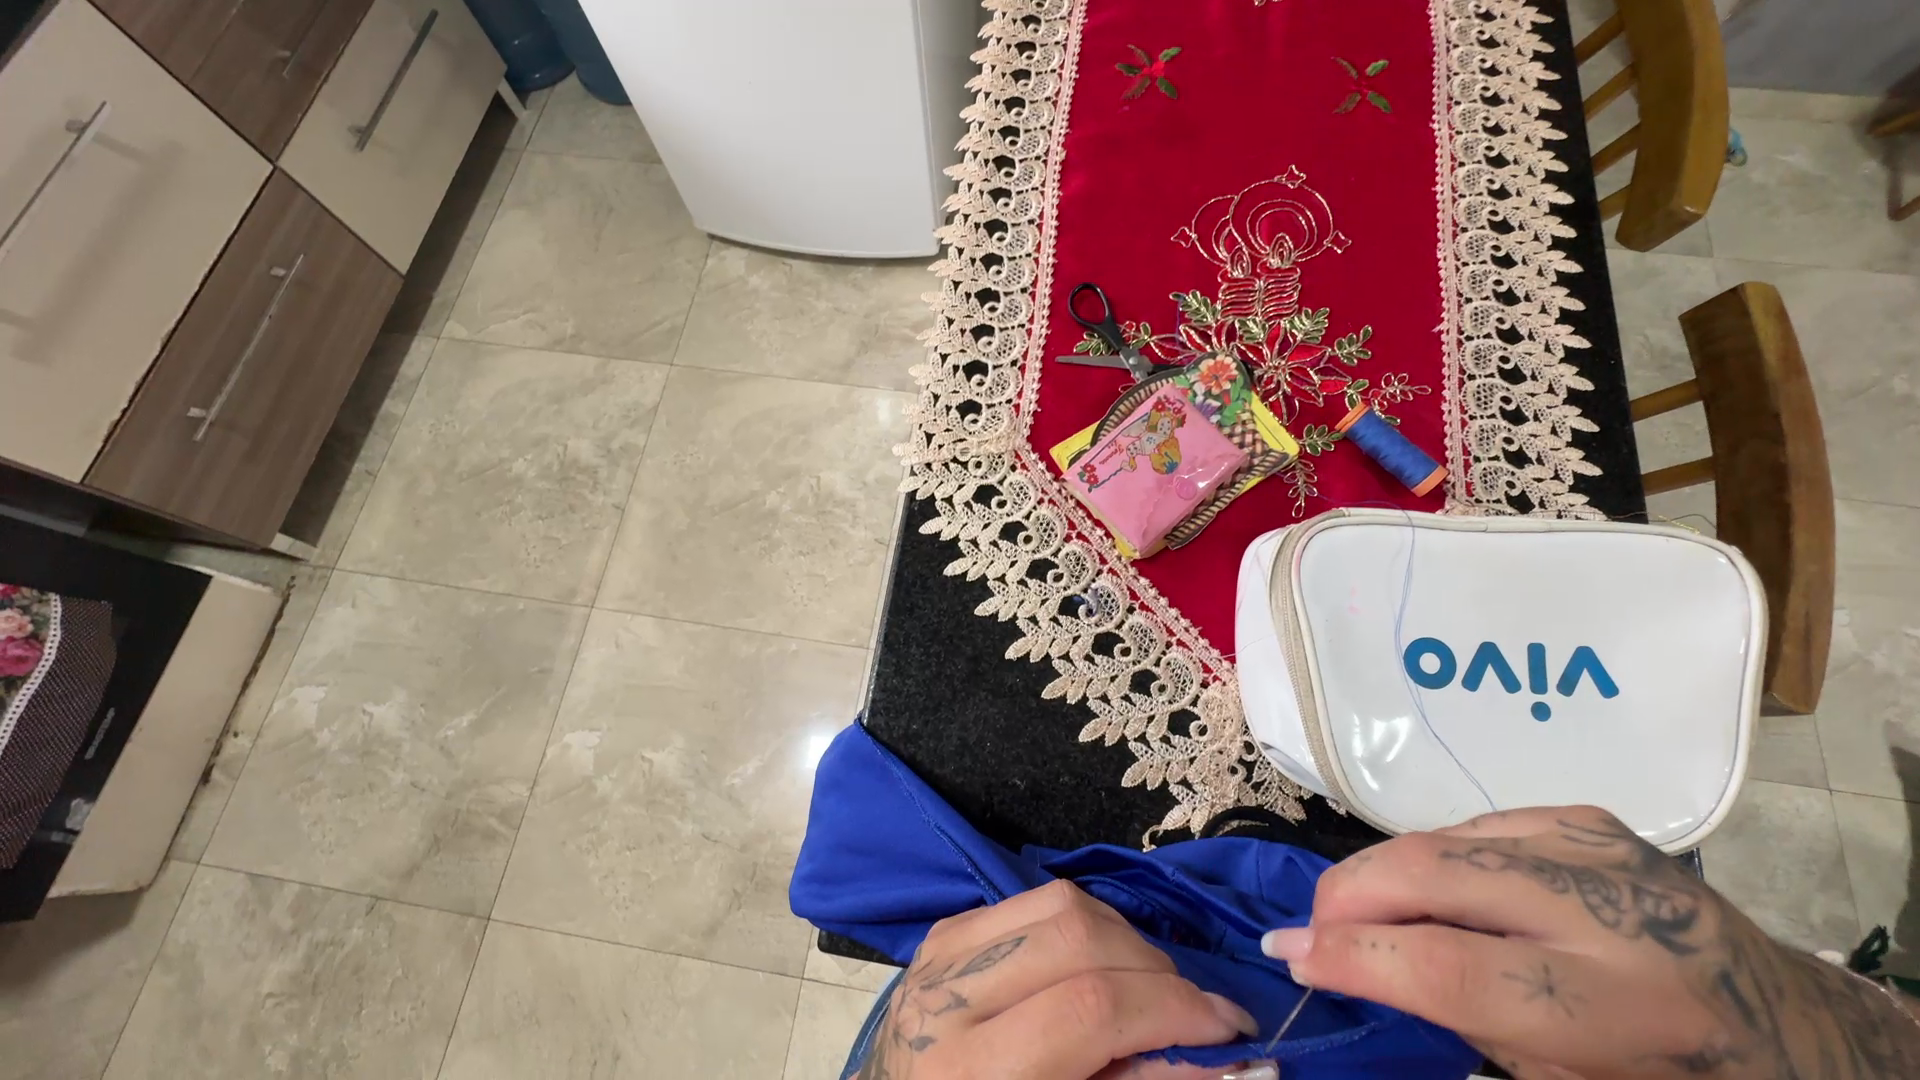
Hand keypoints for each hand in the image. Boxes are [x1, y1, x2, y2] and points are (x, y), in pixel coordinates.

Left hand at [859, 879, 1275, 1079]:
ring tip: (1151, 987)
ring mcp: (943, 950)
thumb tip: (1222, 1056)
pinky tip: (1104, 962)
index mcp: (972, 1069)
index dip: (1172, 1010)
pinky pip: (1035, 899)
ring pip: (1061, 902)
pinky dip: (1088, 924)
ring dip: (1127, 938)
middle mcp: (949, 993)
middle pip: (1078, 937)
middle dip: (1157, 970)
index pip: (1089, 1007)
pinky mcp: (947, 928)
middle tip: (1195, 1013)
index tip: (1230, 1028)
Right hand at [1261, 805, 1919, 1079]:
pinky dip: (1427, 858)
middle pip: (1431, 872)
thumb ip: (1447, 1008)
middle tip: (1316, 926)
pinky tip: (1434, 890)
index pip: (1449, 966)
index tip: (1289, 952)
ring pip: (1435, 839)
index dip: (1352, 954)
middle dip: (1348, 893)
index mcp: (1621, 1006)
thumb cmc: (1658, 1076)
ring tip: (1370, 913)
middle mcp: (1614, 910)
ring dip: (1380, 875)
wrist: (1784, 1025)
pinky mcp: (1585, 817)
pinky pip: (1466, 827)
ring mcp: (1599, 847)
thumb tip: (1331, 953)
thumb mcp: (1556, 1076)